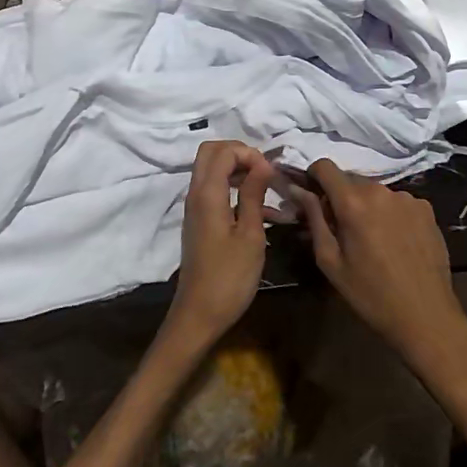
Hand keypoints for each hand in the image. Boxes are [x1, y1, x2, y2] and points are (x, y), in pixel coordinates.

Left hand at [169, 141, 271, 342]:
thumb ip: (254, 195)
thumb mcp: (251, 235)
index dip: (248, 153)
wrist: (199, 315)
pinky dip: (235, 190)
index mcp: (207, 194)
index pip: (222, 151)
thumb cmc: (229, 277)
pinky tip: (264, 210)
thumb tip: (263, 164)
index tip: (271, 173)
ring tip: (269, 188)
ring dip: (239, 171)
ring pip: (212, 171)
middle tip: (266, 172)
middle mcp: (196, 194)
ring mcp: (196, 208)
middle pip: (211, 154)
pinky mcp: (200, 221)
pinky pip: (215, 191)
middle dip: (240, 154)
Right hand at [302, 160, 466, 363]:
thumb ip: (314, 219)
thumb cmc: (370, 294)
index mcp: (353, 202)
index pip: (325, 166)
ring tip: (372, 239)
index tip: (312, 197)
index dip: (314, 177)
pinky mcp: (426, 208)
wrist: (425, 315)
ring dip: (367, 206)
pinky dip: (390, 213)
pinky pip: (398, 202)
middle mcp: (381, 190)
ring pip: (375, 192)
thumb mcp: (331, 262)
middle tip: (341, 228)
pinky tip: (396, 241)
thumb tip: (299, 190)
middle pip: (351, 180)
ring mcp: (407, 197)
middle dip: (341, 197)